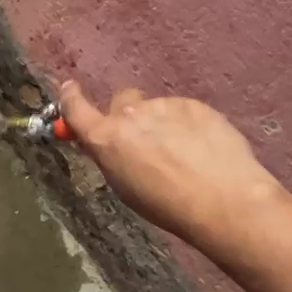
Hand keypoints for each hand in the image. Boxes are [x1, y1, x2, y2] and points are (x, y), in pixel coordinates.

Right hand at [58, 80, 283, 244]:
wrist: (221, 198)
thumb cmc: (165, 204)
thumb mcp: (124, 185)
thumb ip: (111, 156)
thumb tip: (108, 143)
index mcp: (105, 138)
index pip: (75, 108)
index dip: (70, 97)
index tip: (69, 87)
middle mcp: (129, 115)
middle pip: (121, 102)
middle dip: (127, 115)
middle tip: (143, 139)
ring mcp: (163, 106)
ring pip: (155, 108)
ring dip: (161, 123)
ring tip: (182, 152)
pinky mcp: (194, 104)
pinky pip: (182, 110)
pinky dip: (187, 124)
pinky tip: (201, 147)